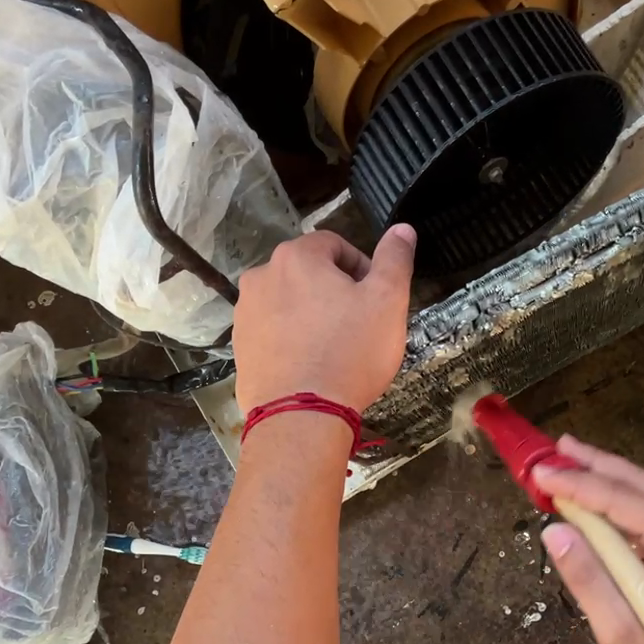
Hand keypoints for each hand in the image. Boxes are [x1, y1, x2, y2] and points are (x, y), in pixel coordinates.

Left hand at [232, 226, 416, 413]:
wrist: (301, 415)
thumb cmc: (350, 353)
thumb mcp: (387, 302)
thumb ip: (395, 260)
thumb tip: (403, 229)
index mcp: (298, 257)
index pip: (335, 244)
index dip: (362, 268)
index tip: (376, 299)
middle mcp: (262, 276)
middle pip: (308, 274)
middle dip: (334, 293)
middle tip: (359, 327)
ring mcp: (246, 313)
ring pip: (289, 304)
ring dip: (312, 317)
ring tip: (334, 351)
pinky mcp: (240, 348)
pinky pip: (273, 334)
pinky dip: (292, 342)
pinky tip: (312, 368)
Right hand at [533, 436, 643, 643]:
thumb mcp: (621, 632)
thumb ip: (588, 579)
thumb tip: (554, 530)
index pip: (620, 499)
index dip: (576, 483)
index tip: (538, 472)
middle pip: (637, 482)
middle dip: (592, 463)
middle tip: (552, 449)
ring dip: (607, 475)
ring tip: (569, 460)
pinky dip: (623, 497)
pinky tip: (600, 497)